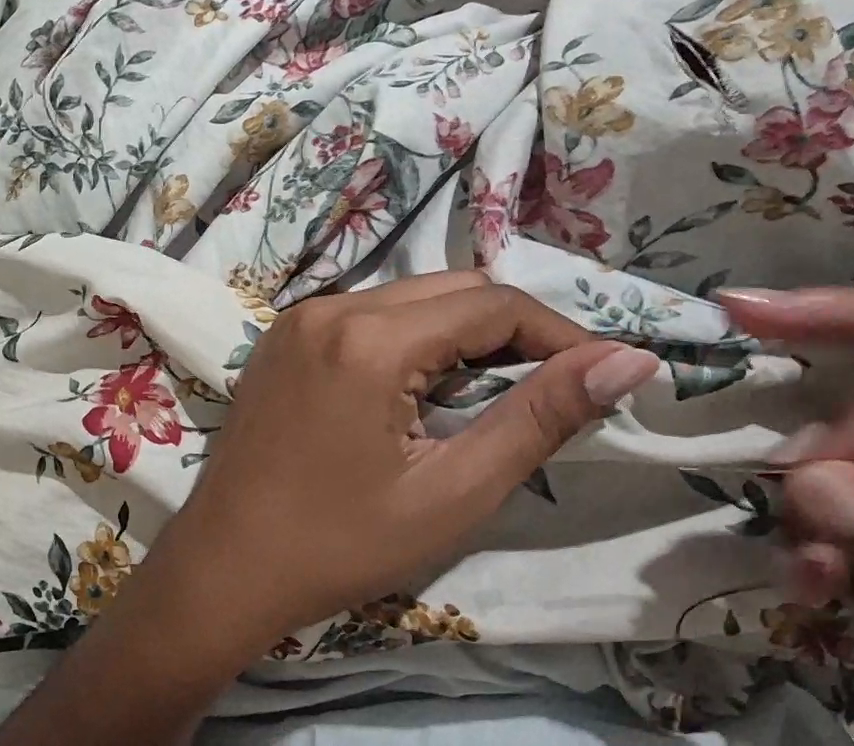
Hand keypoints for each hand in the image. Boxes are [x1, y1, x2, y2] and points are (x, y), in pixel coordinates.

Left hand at [165, 270, 660, 645]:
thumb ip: (540, 417)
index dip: (558, 332)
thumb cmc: (341, 543)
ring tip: (488, 399)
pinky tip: (420, 393)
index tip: (601, 375)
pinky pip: (362, 317)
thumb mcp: (454, 490)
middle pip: (446, 289)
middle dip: (509, 330)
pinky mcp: (279, 339)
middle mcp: (327, 308)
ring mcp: (295, 320)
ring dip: (458, 335)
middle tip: (549, 391)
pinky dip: (407, 340)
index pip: (490, 303)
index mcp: (368, 339)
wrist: (226, 565)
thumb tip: (627, 361)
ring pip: (405, 299)